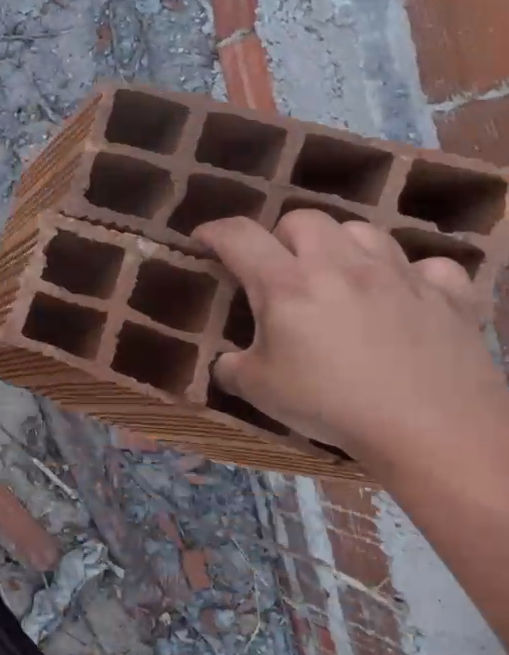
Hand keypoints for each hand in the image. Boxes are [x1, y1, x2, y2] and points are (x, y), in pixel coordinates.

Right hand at [193, 210, 505, 467]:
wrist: (435, 434)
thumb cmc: (331, 406)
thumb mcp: (255, 387)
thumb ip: (232, 363)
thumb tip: (229, 360)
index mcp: (286, 286)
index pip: (237, 235)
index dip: (213, 232)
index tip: (203, 242)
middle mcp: (342, 269)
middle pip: (304, 219)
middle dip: (281, 236)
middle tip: (276, 266)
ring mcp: (402, 279)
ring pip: (365, 231)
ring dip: (341, 246)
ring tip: (336, 274)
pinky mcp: (451, 298)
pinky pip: (430, 265)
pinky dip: (411, 273)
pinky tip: (402, 295)